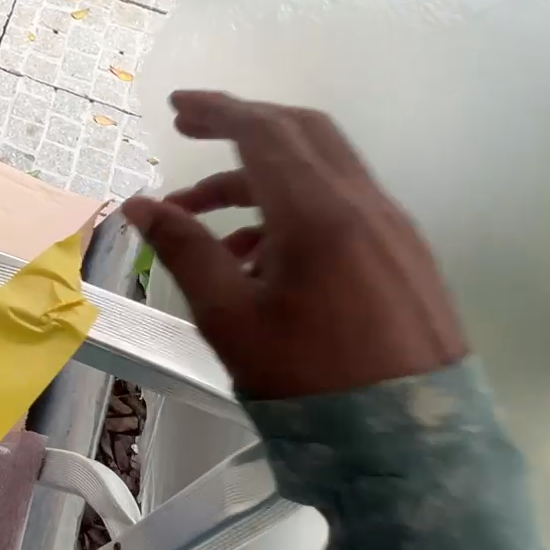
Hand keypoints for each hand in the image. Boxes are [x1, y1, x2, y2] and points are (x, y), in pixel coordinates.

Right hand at [120, 91, 465, 400]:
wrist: (410, 443)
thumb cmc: (305, 375)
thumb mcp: (227, 313)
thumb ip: (182, 248)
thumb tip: (139, 204)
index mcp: (319, 215)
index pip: (266, 134)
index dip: (217, 110)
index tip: (174, 106)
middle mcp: (364, 207)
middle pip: (302, 134)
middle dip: (240, 123)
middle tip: (186, 129)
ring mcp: (390, 230)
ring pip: (318, 170)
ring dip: (252, 177)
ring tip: (195, 218)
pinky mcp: (399, 255)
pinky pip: (337, 205)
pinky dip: (284, 206)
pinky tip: (247, 255)